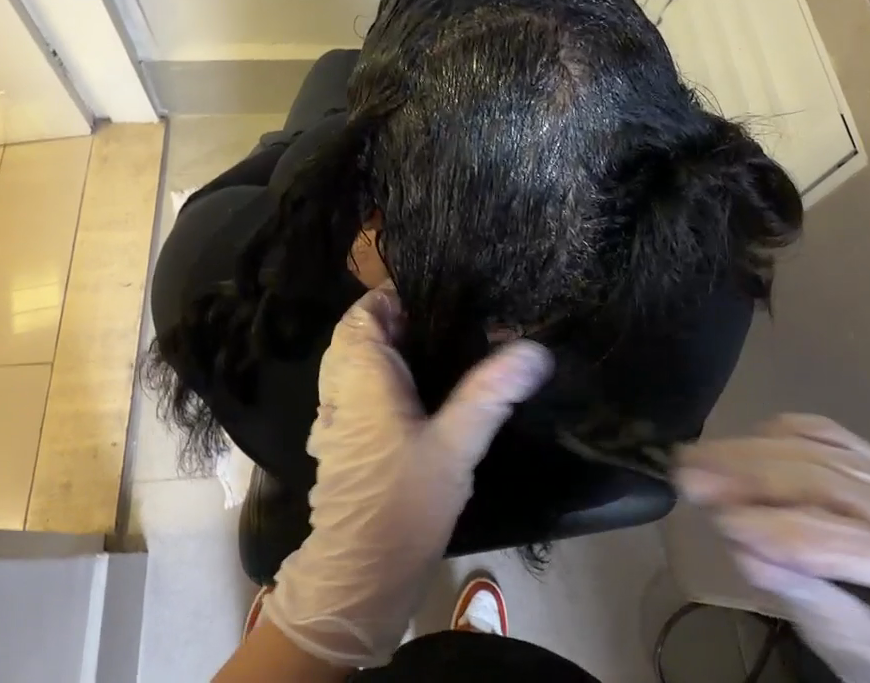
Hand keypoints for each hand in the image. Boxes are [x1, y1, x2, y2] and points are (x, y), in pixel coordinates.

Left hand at [264, 285, 553, 667]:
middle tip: (450, 325)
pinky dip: (380, 381)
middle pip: (360, 333)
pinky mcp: (340, 442)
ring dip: (388, 352)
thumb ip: (492, 392)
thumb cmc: (403, 501)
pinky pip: (355, 391)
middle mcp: (338, 386)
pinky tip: (419, 397)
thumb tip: (535, 350)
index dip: (398, 295)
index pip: (366, 309)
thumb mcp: (456, 443)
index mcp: (359, 372)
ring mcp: (334, 416)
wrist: (359, 573)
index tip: (443, 298)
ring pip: (355, 364)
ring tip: (440, 353)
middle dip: (398, 322)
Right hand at [675, 415, 869, 682]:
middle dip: (749, 474)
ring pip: (818, 448)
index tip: (718, 522)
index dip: (777, 529)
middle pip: (824, 480)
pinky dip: (777, 434)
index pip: (843, 540)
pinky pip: (824, 431)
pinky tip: (741, 444)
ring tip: (697, 456)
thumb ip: (802, 591)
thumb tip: (741, 548)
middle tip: (688, 475)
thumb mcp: (845, 640)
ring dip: (748, 449)